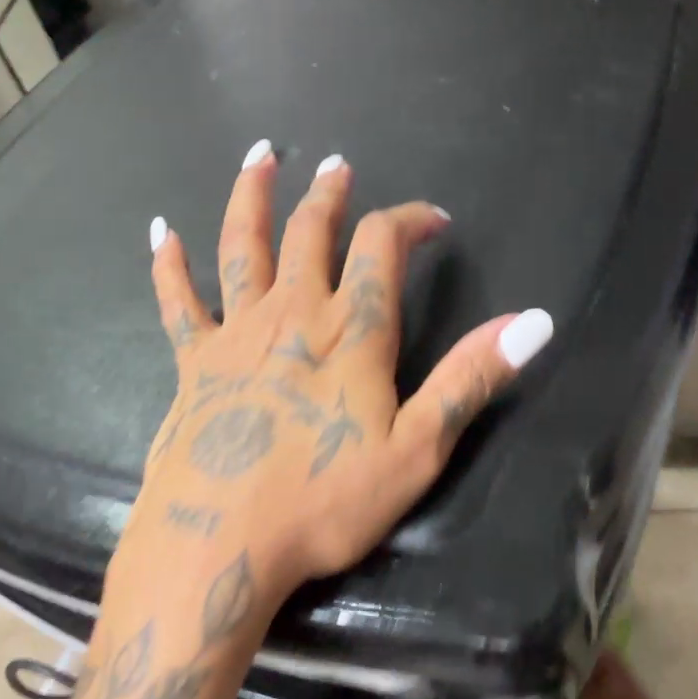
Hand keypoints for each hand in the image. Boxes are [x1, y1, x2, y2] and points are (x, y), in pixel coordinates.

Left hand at [119, 141, 553, 604]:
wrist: (221, 541)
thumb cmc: (326, 503)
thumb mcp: (417, 449)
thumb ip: (469, 380)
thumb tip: (535, 320)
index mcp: (352, 333)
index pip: (383, 248)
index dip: (409, 222)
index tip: (432, 220)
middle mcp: (292, 315)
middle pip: (310, 234)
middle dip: (330, 197)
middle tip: (338, 167)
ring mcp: (235, 335)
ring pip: (242, 247)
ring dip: (252, 198)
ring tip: (259, 157)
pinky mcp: (192, 364)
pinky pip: (177, 301)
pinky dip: (169, 265)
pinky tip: (162, 233)